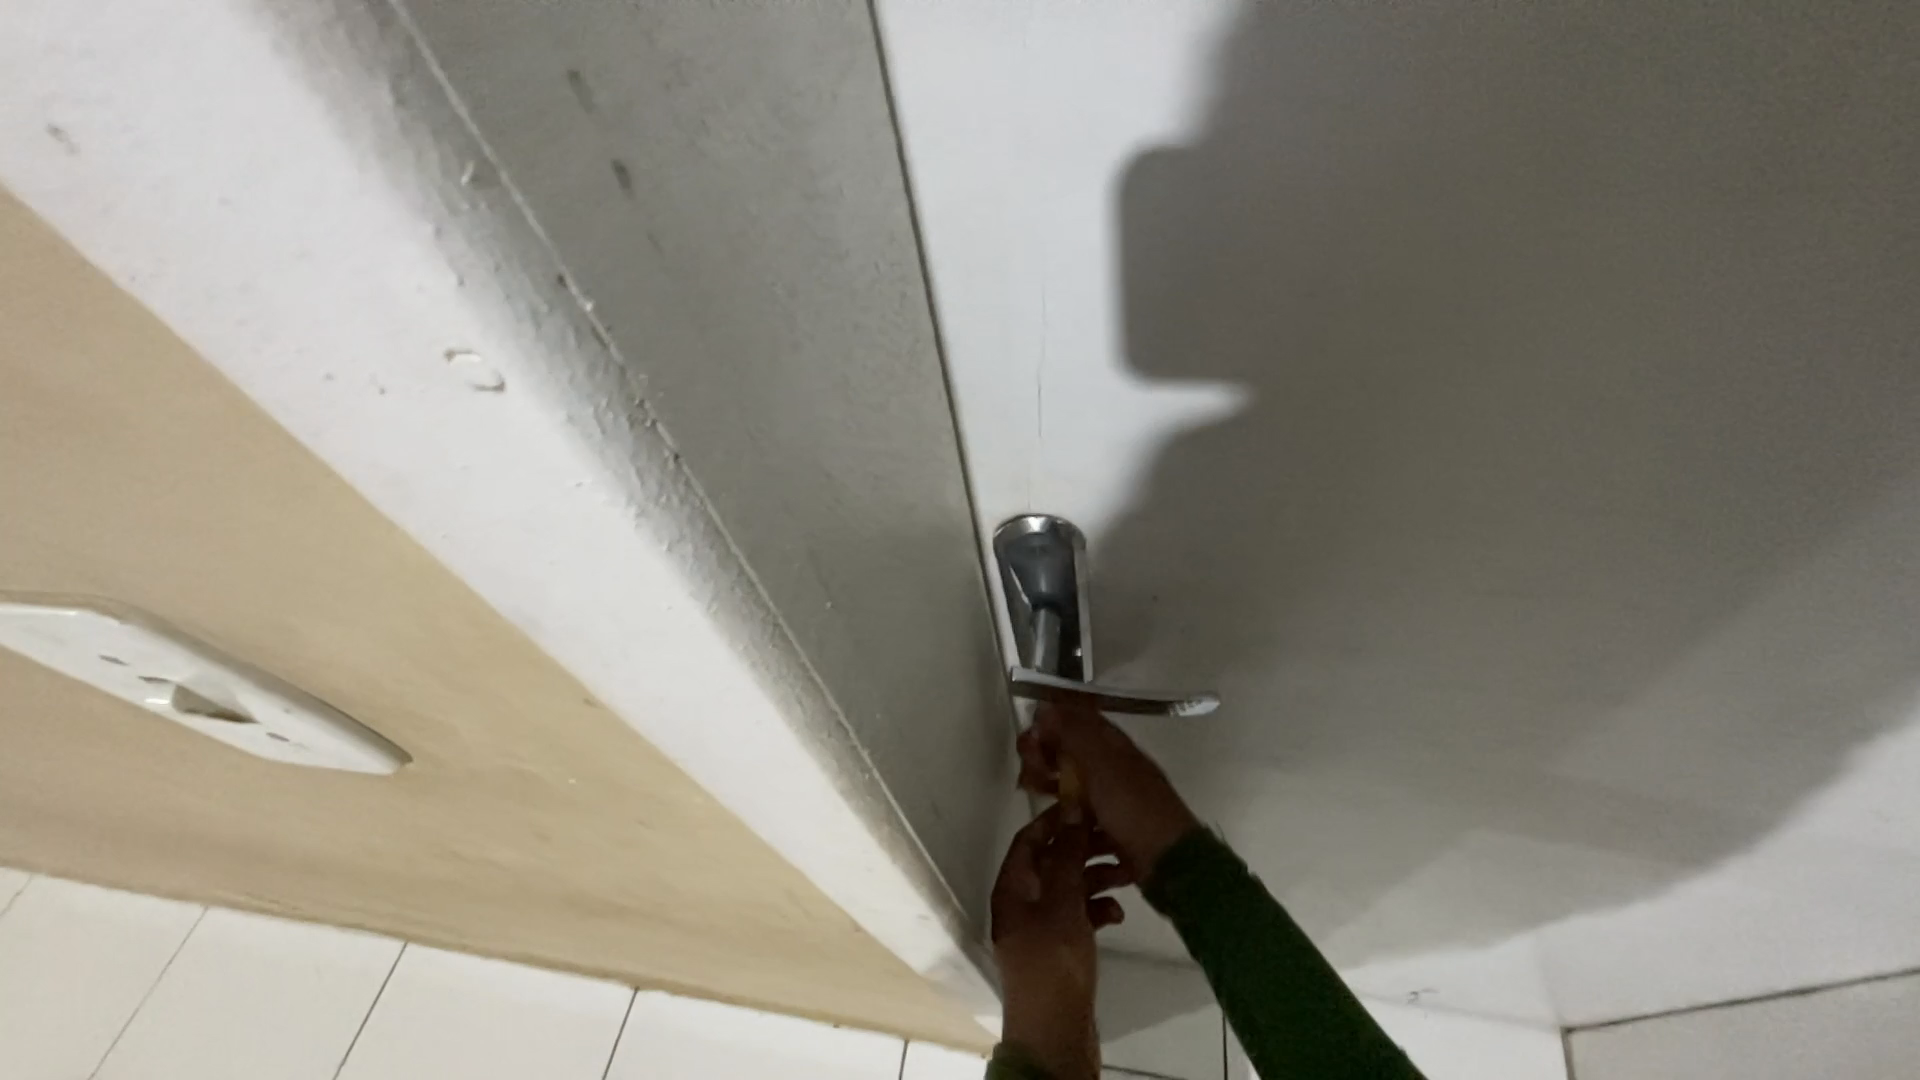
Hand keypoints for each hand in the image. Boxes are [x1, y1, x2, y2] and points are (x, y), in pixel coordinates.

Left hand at [991, 803, 1131, 1079]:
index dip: (1056, 820)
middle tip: (1119, 839)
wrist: (1056, 1036)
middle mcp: (1022, 902)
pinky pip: (1078, 916)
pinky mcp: (1061, 949)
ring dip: (1097, 878)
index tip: (1088, 805)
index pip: (1030, 840)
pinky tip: (1117, 914)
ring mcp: (1041, 927)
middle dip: (1085, 849)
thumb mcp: (1062, 905)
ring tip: (1129, 874)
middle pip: (1053, 862)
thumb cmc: (1053, 964)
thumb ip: (1067, 857)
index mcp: (1012, 888)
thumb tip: (1070, 809)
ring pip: (1069, 888)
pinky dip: (1097, 910)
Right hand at [1017, 705, 1201, 881]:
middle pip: (1069, 748)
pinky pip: (1077, 806)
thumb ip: (1073, 735)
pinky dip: (1060, 805)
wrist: (1168, 861)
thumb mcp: (1101, 765)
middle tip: (1029, 771)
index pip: (1076, 720)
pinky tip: (1048, 814)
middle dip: (1044, 754)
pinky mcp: (1108, 822)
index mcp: (1113, 744)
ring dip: (1048, 779)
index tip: (1030, 738)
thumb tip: (1045, 706)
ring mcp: (1111, 794)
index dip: (1050, 724)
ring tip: (1031, 790)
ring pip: (1070, 777)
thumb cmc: (1133, 809)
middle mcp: (1112, 763)